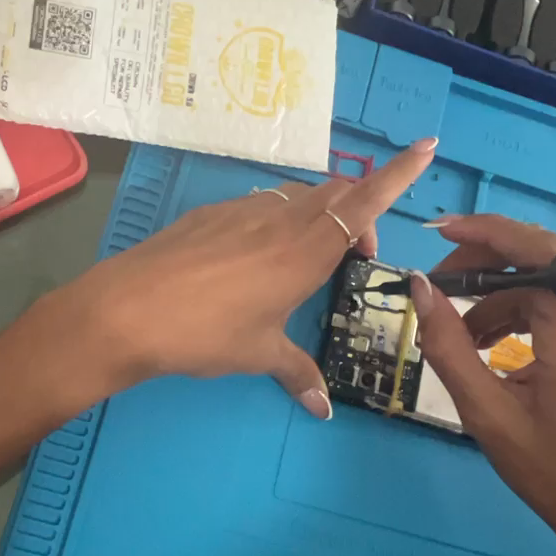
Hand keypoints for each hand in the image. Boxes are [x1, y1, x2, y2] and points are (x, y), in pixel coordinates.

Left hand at [52, 138, 436, 416]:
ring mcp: (243, 211)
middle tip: (356, 255)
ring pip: (298, 196)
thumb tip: (321, 409)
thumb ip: (298, 374)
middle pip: (336, 194)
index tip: (427, 145)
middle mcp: (280, 220)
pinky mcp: (211, 214)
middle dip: (359, 212)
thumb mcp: (259, 354)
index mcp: (305, 250)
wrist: (128, 310)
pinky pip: (261, 205)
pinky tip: (257, 255)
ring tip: (308, 256)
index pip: (365, 201)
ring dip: (318, 214)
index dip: (399, 173)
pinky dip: (279, 218)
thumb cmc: (205, 333)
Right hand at [405, 215, 555, 555]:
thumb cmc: (549, 470)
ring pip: (549, 283)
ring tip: (460, 332)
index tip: (441, 233)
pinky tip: (493, 342)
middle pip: (543, 260)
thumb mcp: (484, 413)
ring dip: (499, 293)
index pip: (541, 253)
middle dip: (484, 261)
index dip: (489, 232)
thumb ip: (448, 346)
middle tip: (438, 287)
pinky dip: (521, 310)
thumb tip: (421, 289)